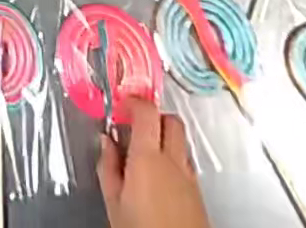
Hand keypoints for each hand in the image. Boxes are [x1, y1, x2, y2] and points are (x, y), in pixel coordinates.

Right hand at [97, 99, 209, 227]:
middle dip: (153, 116)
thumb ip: (108, 167)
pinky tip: (160, 180)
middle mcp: (173, 160)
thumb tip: (106, 140)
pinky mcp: (199, 193)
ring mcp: (190, 176)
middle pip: (170, 119)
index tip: (121, 108)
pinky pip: (186, 163)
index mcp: (148, 157)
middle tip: (134, 127)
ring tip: (145, 155)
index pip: (147, 111)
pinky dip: (173, 160)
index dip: (134, 102)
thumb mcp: (114, 203)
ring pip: (181, 141)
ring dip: (165, 138)